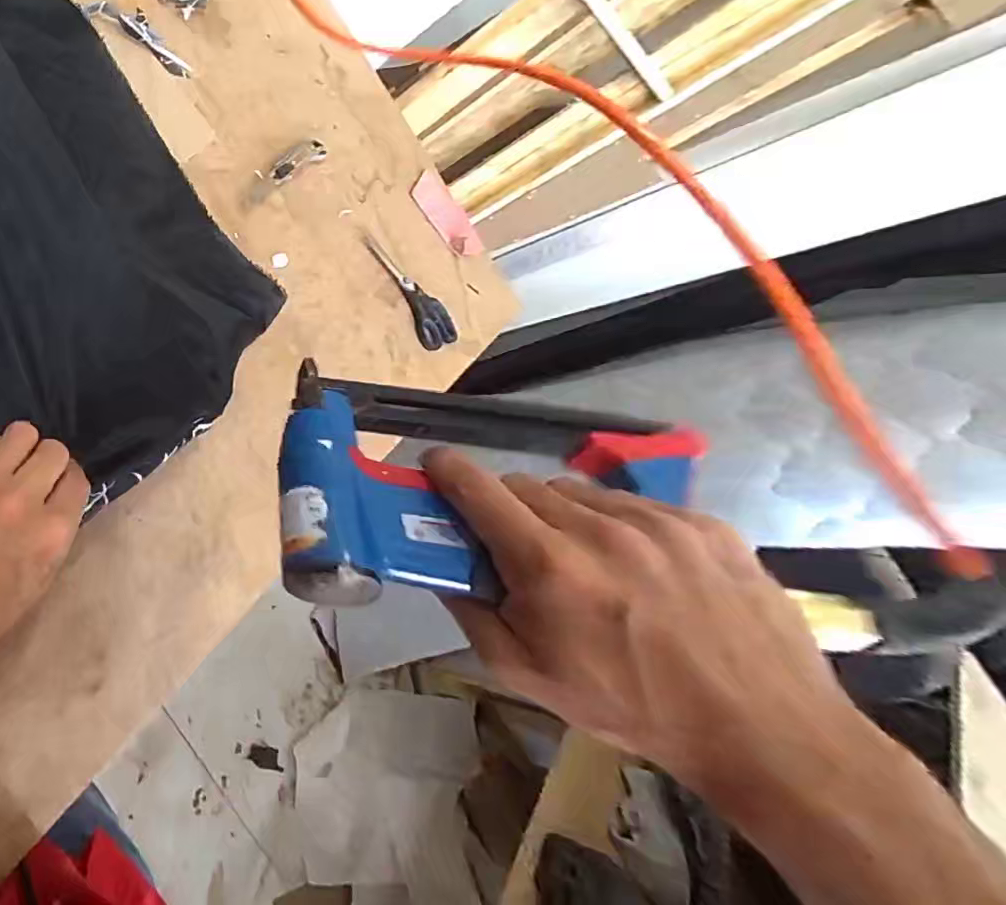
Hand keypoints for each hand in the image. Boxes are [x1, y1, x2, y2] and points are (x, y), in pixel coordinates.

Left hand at [0, 422, 88, 663]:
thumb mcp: (39, 582)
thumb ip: (55, 535)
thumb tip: (58, 502)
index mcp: (51, 531)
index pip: (77, 479)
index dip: (68, 484)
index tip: (57, 491)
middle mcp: (23, 496)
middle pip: (54, 449)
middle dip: (49, 463)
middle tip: (33, 480)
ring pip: (22, 432)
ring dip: (21, 450)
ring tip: (8, 470)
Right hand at [421, 447, 863, 792]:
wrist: (770, 735)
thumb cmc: (630, 705)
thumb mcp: (523, 673)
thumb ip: (469, 613)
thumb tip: (443, 568)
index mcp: (549, 564)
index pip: (478, 488)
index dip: (446, 470)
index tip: (433, 468)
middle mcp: (600, 529)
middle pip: (523, 485)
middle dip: (504, 507)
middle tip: (514, 544)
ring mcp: (660, 523)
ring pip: (576, 491)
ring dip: (560, 512)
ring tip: (580, 556)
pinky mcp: (707, 526)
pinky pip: (634, 503)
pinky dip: (616, 522)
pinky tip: (635, 563)